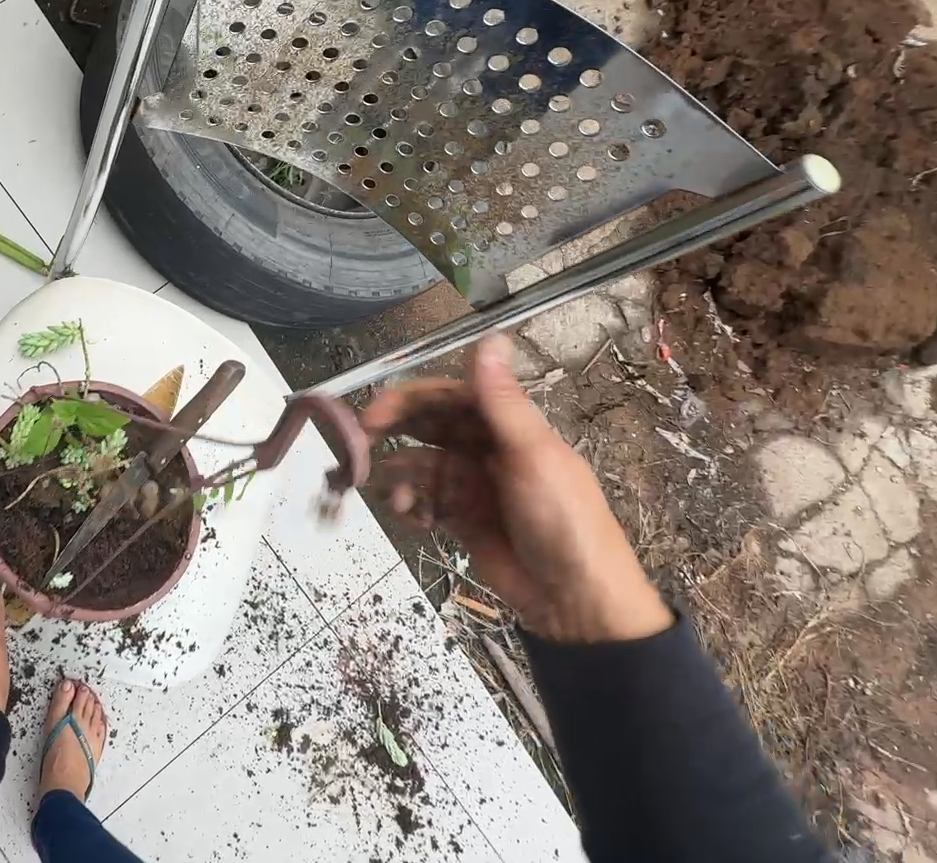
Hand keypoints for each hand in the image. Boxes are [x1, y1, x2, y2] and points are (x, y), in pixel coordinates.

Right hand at [359, 334, 672, 643]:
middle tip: (360, 441)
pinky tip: (412, 516)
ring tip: (399, 497)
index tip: (375, 412)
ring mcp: (473, 485)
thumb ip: (501, 400)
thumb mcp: (532, 455)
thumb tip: (491, 336)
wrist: (576, 602)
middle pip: (429, 426)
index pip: (450, 397)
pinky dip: (411, 504)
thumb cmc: (563, 521)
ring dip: (401, 475)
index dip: (410, 400)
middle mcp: (487, 450)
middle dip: (394, 430)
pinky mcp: (462, 518)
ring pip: (419, 464)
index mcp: (509, 428)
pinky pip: (424, 499)